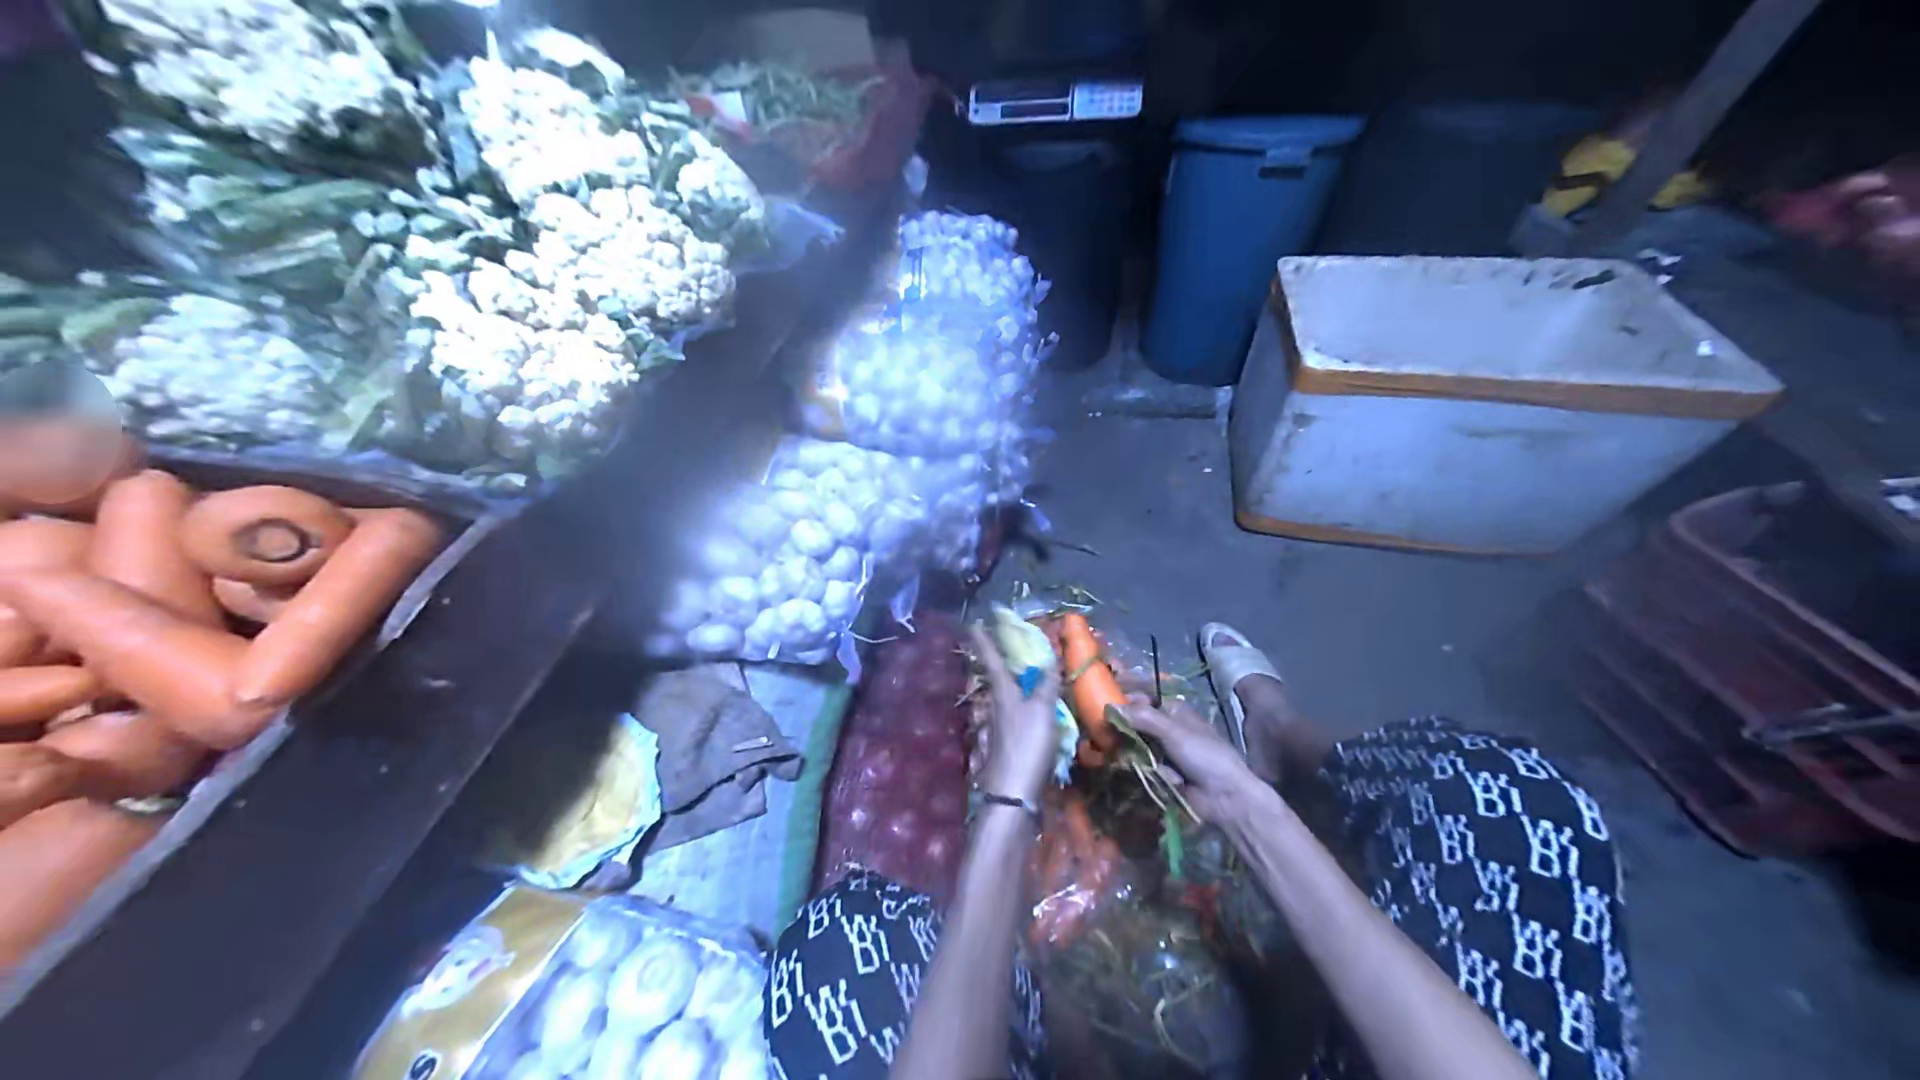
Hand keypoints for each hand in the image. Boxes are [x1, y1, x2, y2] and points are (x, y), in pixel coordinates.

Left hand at [968, 623, 1061, 802]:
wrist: (1013, 792)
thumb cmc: (1027, 744)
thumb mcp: (1042, 710)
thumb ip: (1047, 683)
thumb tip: (1049, 656)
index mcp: (1003, 692)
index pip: (991, 658)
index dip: (984, 640)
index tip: (974, 623)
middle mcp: (995, 705)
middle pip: (994, 677)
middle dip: (996, 660)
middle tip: (1000, 644)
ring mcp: (998, 725)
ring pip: (1002, 695)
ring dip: (1008, 682)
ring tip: (1019, 673)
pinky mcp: (1004, 743)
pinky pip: (1011, 713)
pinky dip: (1017, 703)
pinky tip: (1026, 709)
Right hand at [1118, 699, 1274, 828]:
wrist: (1226, 797)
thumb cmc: (1204, 755)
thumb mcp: (1174, 731)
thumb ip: (1142, 717)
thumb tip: (1109, 705)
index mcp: (1174, 711)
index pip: (1143, 699)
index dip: (1125, 701)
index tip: (1106, 708)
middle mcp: (1167, 728)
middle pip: (1135, 723)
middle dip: (1125, 731)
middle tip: (1110, 737)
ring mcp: (1164, 751)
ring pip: (1136, 745)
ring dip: (1136, 754)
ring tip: (1137, 761)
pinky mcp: (1161, 773)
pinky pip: (1143, 766)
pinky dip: (1149, 772)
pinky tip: (1158, 777)